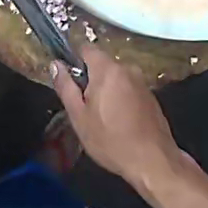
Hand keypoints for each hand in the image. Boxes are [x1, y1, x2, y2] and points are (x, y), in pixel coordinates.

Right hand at [50, 48, 190, 189]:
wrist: (151, 159)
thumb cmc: (110, 140)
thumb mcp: (79, 116)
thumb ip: (66, 86)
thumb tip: (56, 65)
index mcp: (108, 70)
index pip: (87, 48)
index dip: (74, 59)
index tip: (68, 79)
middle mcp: (128, 69)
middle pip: (102, 64)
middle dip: (91, 79)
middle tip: (83, 106)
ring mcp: (142, 82)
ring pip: (116, 78)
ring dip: (106, 90)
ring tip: (100, 118)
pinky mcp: (151, 96)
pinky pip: (129, 89)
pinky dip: (121, 99)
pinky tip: (119, 122)